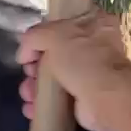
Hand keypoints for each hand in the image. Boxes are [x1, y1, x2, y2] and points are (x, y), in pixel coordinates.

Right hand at [16, 12, 130, 130]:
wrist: (105, 97)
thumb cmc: (82, 57)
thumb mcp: (53, 35)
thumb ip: (34, 37)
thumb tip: (24, 53)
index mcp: (94, 22)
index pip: (64, 22)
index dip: (44, 34)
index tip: (31, 47)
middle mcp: (94, 46)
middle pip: (55, 52)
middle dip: (36, 65)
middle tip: (29, 73)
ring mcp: (90, 72)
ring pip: (54, 77)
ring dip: (35, 86)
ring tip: (27, 94)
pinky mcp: (84, 97)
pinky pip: (58, 98)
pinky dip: (43, 102)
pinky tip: (31, 108)